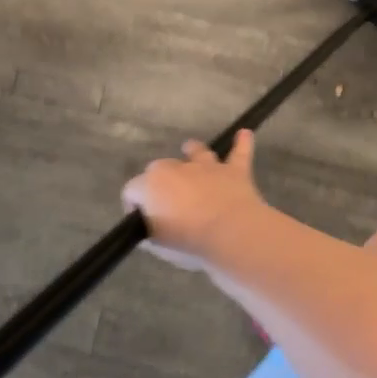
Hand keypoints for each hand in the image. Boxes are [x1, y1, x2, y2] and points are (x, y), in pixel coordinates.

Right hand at [122, 130, 270, 269]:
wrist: (230, 233)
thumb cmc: (187, 241)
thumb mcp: (156, 243)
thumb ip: (148, 230)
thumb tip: (148, 226)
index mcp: (151, 184)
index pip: (132, 191)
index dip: (134, 206)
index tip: (142, 221)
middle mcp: (177, 168)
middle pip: (160, 168)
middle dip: (161, 182)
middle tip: (168, 203)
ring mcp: (207, 167)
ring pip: (197, 152)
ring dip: (193, 151)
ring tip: (189, 147)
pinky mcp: (234, 171)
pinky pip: (238, 152)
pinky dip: (242, 143)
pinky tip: (244, 134)